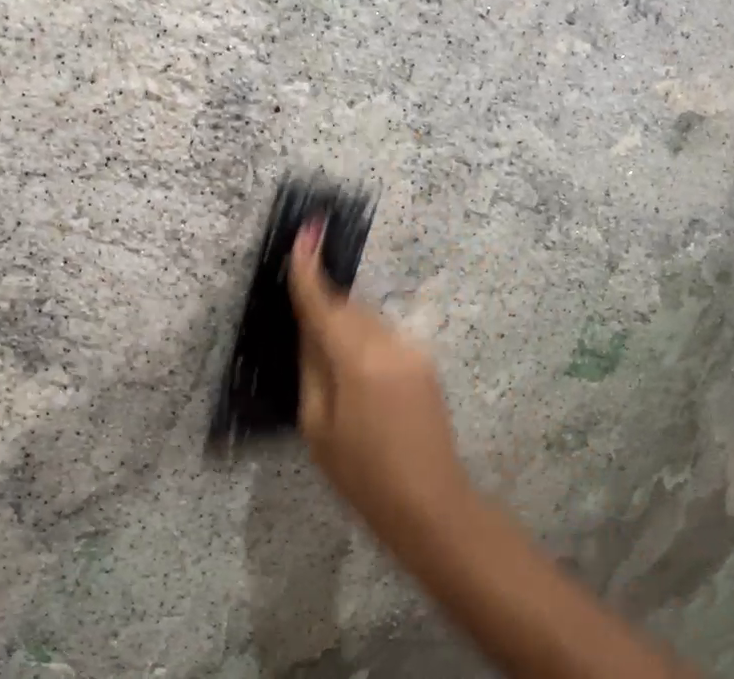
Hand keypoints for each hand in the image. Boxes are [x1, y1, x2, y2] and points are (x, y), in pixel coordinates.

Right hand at [287, 221, 470, 553]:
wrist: (432, 505)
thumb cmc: (362, 474)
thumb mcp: (316, 424)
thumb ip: (311, 365)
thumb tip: (309, 327)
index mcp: (356, 360)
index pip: (322, 302)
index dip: (308, 265)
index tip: (304, 228)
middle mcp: (388, 343)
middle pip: (345, 304)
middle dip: (322, 306)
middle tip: (301, 330)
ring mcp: (412, 351)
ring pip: (364, 318)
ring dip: (342, 324)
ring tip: (330, 367)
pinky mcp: (424, 362)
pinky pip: (381, 335)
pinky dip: (361, 339)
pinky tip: (355, 374)